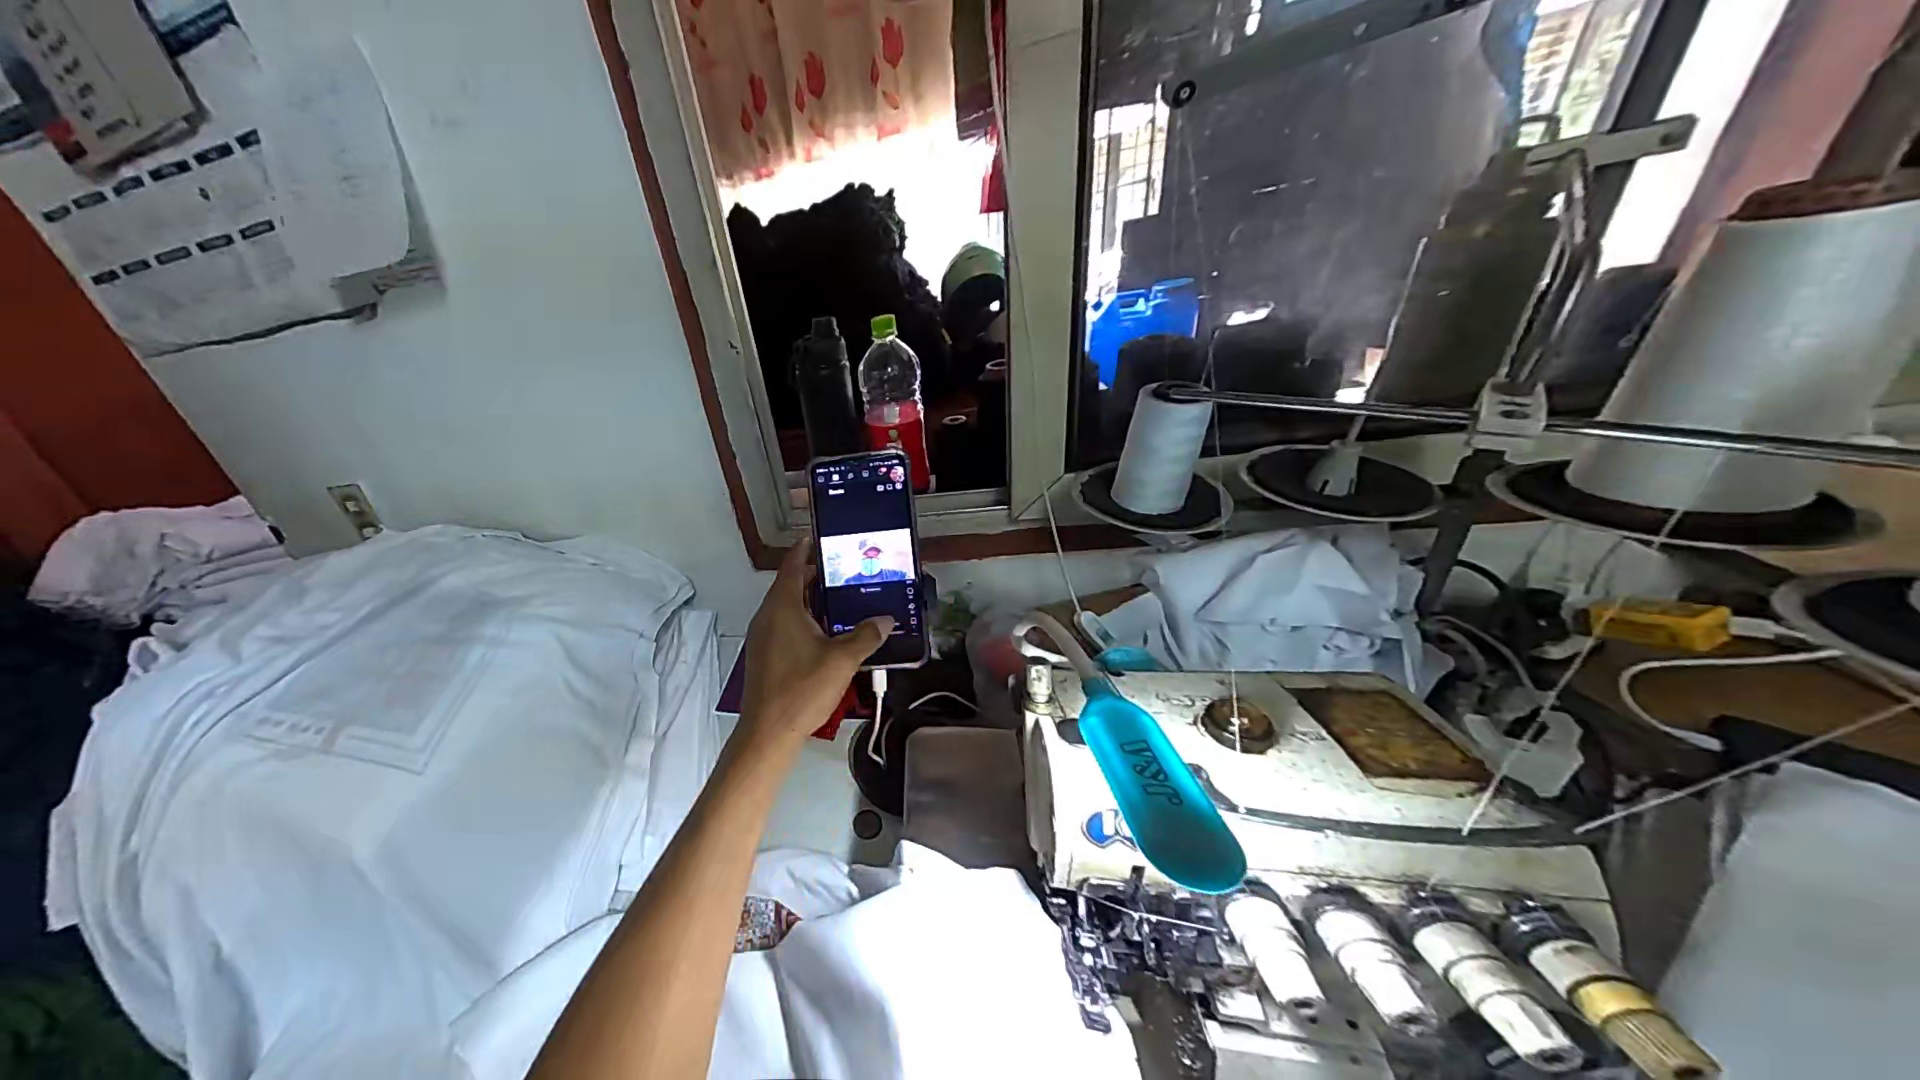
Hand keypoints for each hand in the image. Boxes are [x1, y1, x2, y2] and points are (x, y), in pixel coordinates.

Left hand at [739, 544, 892, 746]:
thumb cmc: (802, 688)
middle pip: (790, 586)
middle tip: (842, 573)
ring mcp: (763, 637)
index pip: (792, 567)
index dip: (804, 551)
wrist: (768, 732)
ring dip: (810, 601)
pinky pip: (784, 626)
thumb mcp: (843, 659)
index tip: (816, 538)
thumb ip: (867, 635)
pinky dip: (803, 620)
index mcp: (783, 608)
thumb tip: (886, 620)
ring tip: (839, 601)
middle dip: (814, 577)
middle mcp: (768, 617)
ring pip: (787, 608)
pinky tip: (826, 634)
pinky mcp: (765, 656)